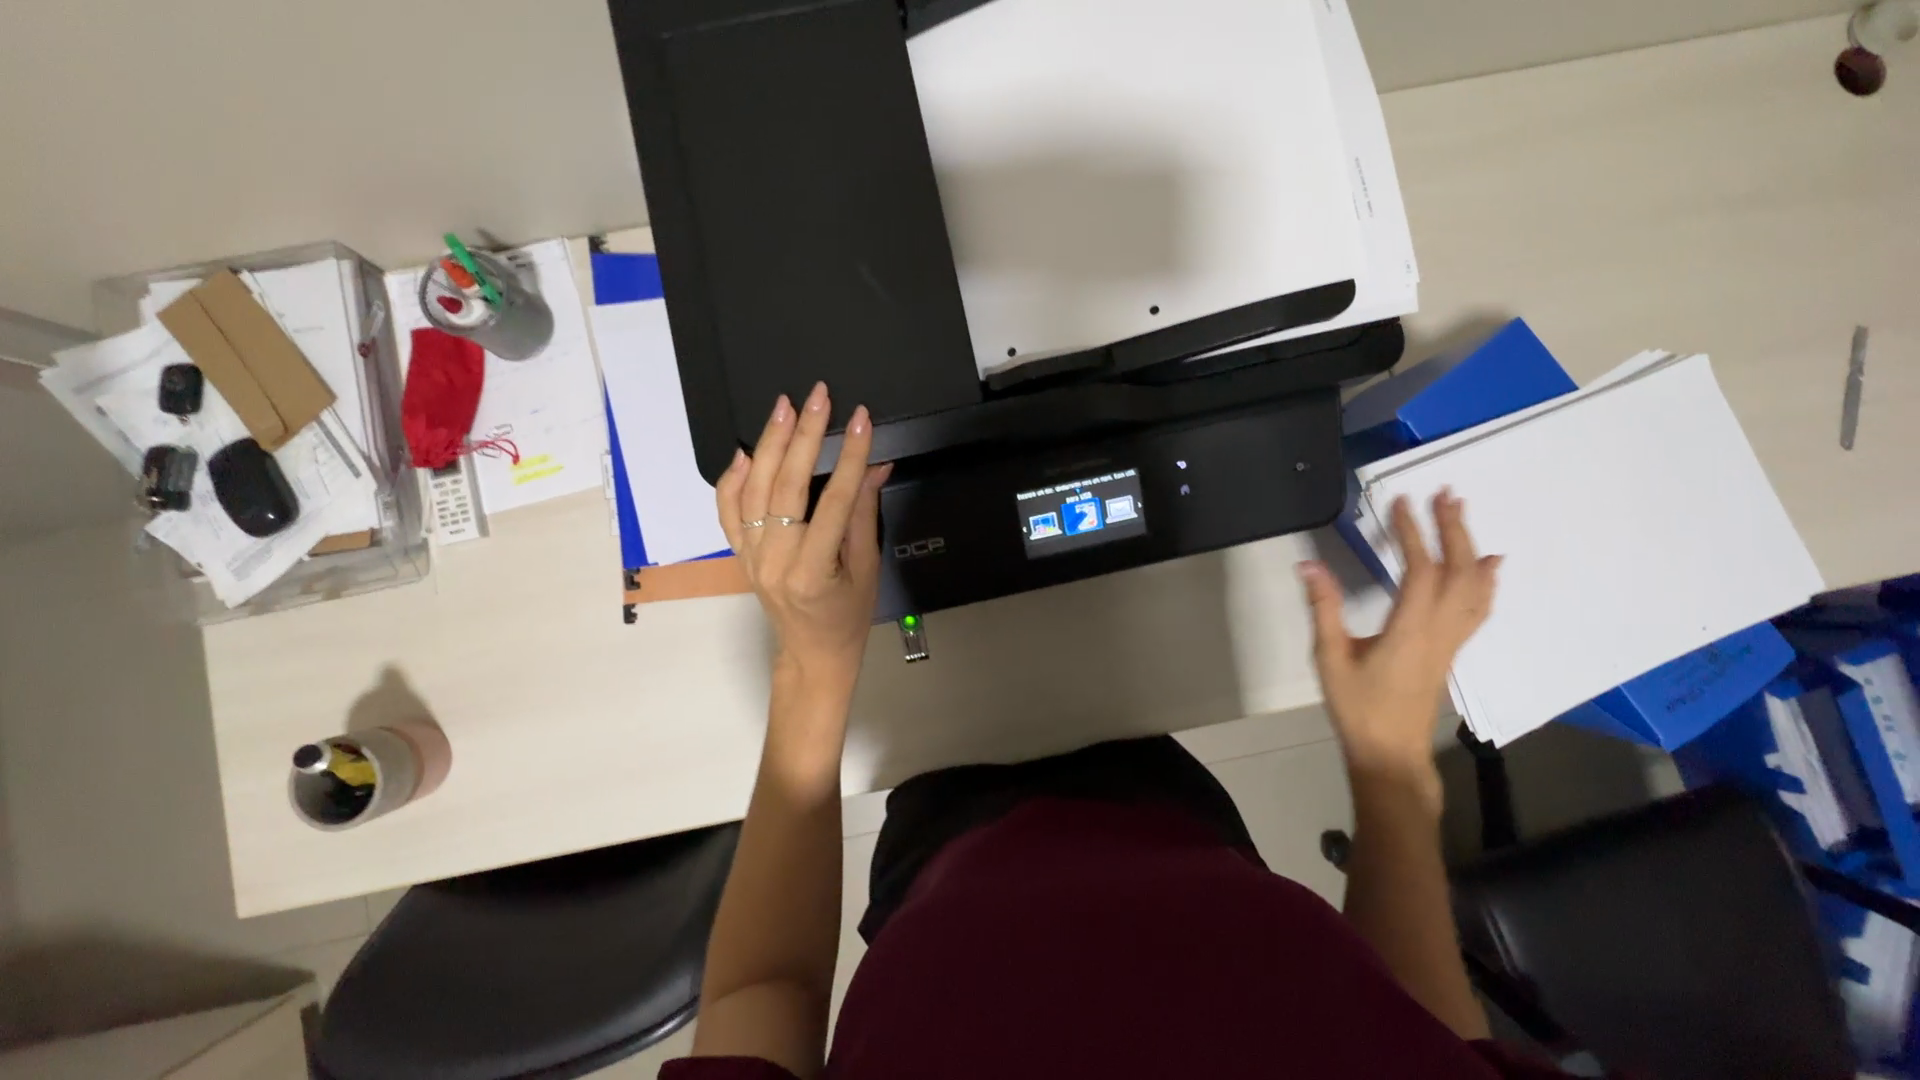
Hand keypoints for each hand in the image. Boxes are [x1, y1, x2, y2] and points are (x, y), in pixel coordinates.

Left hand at [717, 383, 892, 688]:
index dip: (849, 456)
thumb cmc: (847, 617)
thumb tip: (873, 465)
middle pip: (786, 487)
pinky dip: (732, 478)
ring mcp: (750, 556)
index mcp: (812, 571)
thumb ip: (864, 514)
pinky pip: (728, 510)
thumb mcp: (867, 568)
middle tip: (817, 397)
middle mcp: (773, 561)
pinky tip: (746, 449)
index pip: (834, 501)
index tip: (860, 419)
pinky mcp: (740, 554)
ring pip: (753, 490)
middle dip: (804, 436)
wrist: (812, 653)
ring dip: (768, 444)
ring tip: (783, 407)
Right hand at [1298, 491, 1500, 795]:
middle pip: (1458, 571)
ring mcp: (1451, 641)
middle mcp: (1439, 630)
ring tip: (1464, 516)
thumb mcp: (1330, 658)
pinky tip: (1488, 567)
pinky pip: (1478, 608)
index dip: (1413, 533)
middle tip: (1445, 495)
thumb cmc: (1357, 707)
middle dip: (1453, 529)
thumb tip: (1309, 566)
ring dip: (1471, 547)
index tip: (1401, 503)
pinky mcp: (1452, 650)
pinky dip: (1486, 581)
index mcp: (1409, 629)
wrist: (1390, 752)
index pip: (1420, 570)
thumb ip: (1324, 609)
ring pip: (1475, 588)